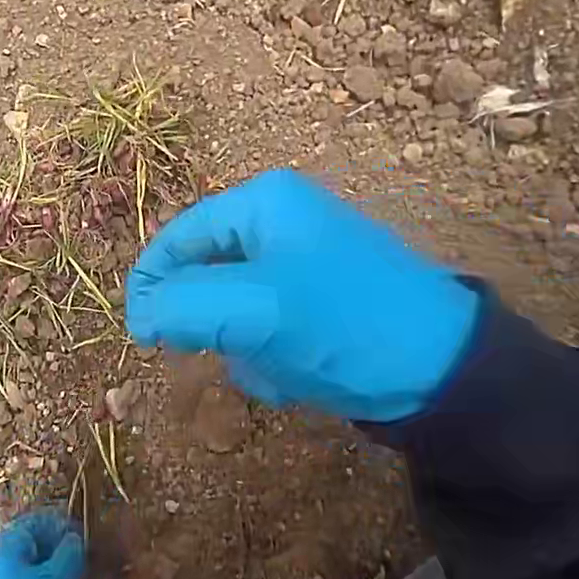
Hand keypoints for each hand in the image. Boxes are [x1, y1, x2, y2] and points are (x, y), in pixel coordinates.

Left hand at [0, 511, 84, 578]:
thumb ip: (70, 551)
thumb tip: (72, 539)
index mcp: (0, 551)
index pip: (33, 523)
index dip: (59, 525)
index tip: (79, 536)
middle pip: (21, 549)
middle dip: (49, 552)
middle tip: (73, 562)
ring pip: (13, 575)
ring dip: (38, 576)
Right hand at [125, 170, 479, 422]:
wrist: (436, 369)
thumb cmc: (342, 324)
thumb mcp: (253, 309)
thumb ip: (181, 304)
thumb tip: (142, 314)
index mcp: (264, 203)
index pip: (180, 235)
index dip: (152, 282)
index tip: (141, 334)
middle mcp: (280, 225)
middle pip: (207, 276)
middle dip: (214, 324)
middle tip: (233, 349)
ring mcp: (300, 266)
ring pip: (233, 311)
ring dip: (245, 348)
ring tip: (279, 365)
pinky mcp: (316, 306)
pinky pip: (265, 330)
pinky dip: (271, 358)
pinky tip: (298, 375)